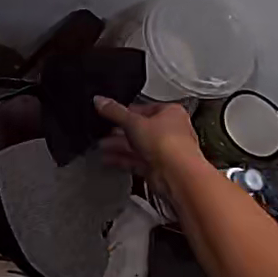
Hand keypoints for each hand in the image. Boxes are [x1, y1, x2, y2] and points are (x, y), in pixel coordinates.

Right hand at [95, 97, 211, 200]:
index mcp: (171, 113)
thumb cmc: (168, 144)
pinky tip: (108, 158)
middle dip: (119, 131)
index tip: (109, 113)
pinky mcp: (157, 168)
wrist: (177, 175)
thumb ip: (115, 112)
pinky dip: (122, 159)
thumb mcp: (134, 122)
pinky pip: (136, 161)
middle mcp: (170, 131)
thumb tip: (100, 100)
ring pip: (137, 146)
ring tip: (101, 145)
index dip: (126, 112)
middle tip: (103, 131)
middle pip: (140, 129)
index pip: (144, 109)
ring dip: (118, 146)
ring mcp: (164, 151)